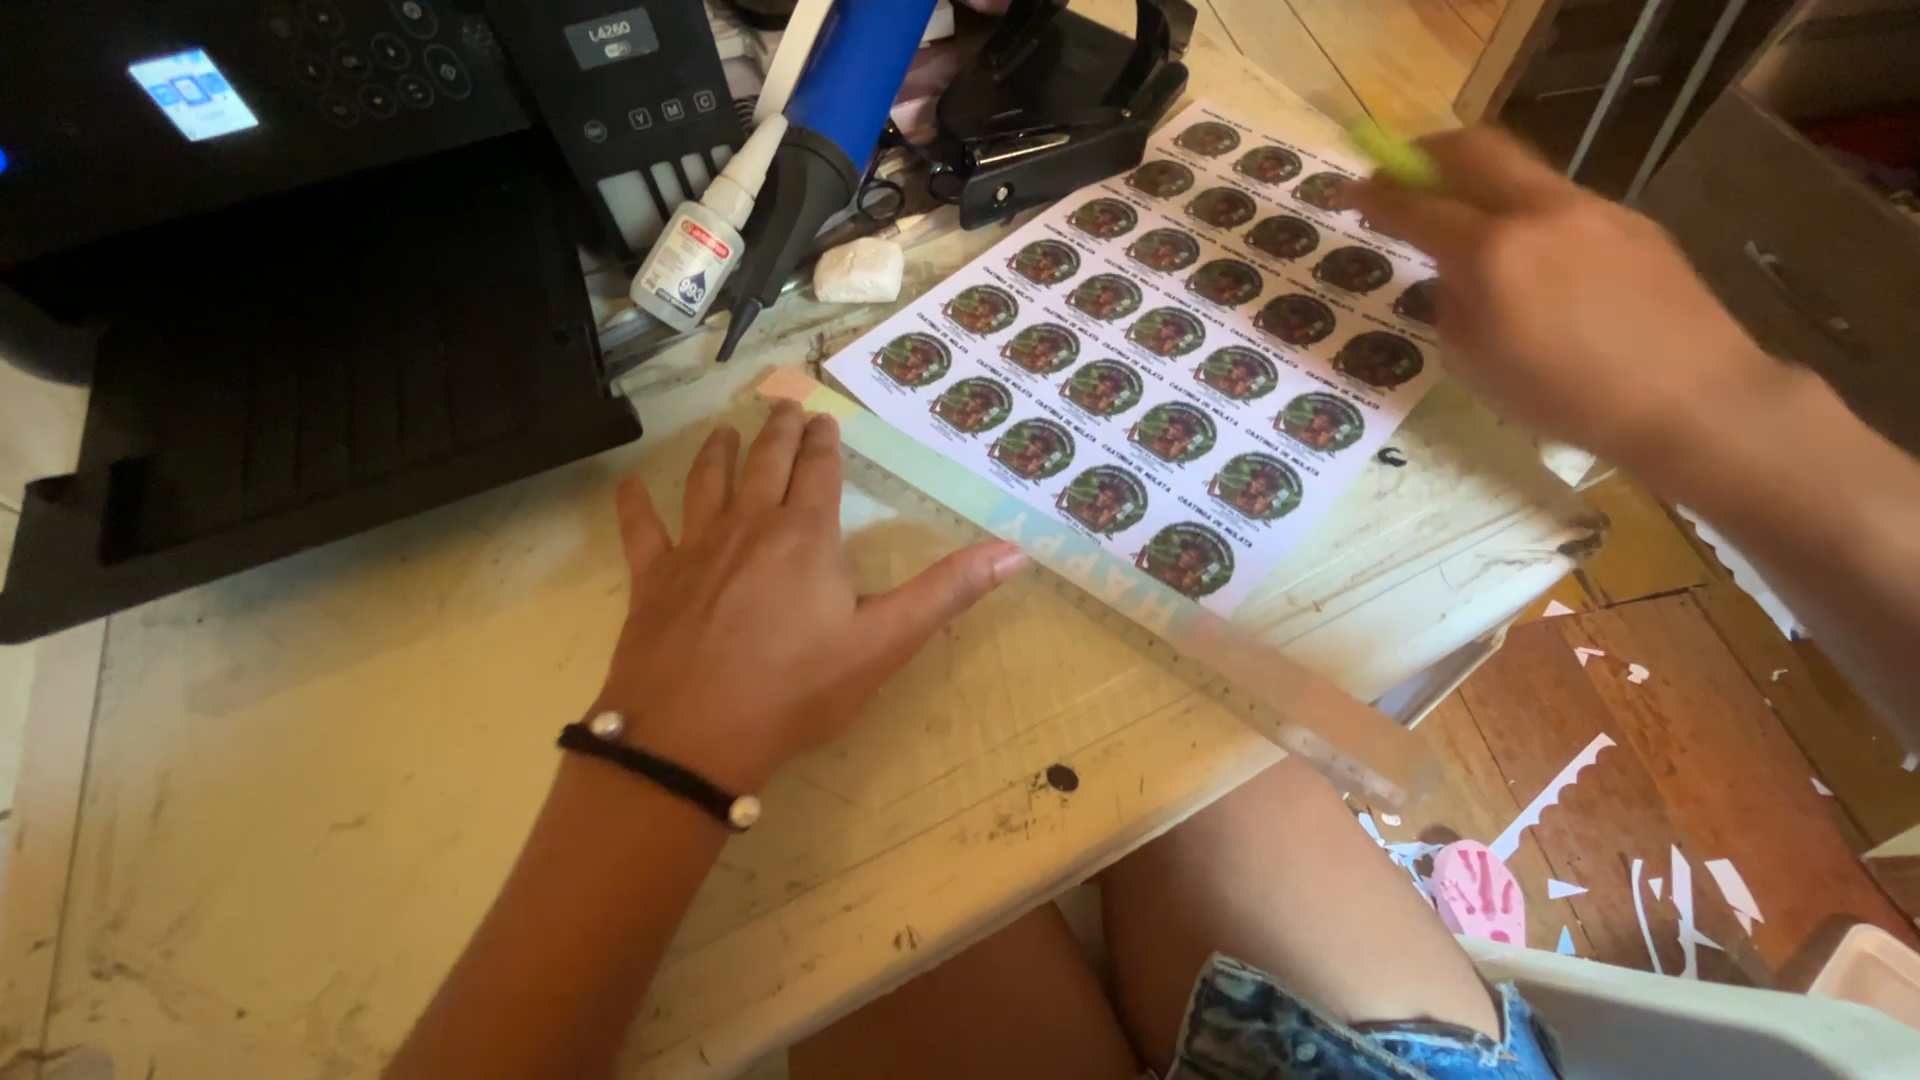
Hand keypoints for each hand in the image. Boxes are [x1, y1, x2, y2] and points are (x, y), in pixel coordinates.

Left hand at [591, 401, 1030, 791]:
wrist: (693, 738)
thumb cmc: (796, 690)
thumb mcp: (884, 643)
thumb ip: (946, 592)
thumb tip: (1015, 551)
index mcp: (805, 537)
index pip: (818, 472)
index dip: (823, 443)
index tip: (822, 419)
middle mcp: (748, 528)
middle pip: (764, 465)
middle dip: (777, 433)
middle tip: (782, 406)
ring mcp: (694, 551)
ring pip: (707, 484)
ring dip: (718, 452)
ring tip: (726, 429)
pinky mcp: (652, 582)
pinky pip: (641, 532)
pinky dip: (636, 506)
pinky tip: (630, 486)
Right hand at [1349, 127, 1779, 467]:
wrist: (1684, 395)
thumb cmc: (1557, 394)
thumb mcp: (1470, 358)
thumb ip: (1451, 301)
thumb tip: (1455, 273)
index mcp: (1492, 252)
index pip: (1419, 208)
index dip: (1377, 196)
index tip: (1348, 189)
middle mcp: (1541, 213)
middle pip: (1477, 149)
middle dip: (1429, 153)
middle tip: (1400, 172)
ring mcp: (1592, 210)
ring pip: (1520, 175)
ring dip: (1479, 186)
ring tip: (1463, 226)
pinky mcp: (1629, 223)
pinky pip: (1557, 206)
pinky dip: (1521, 217)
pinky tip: (1526, 264)